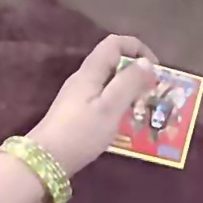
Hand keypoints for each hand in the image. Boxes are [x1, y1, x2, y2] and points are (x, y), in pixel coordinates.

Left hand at [28, 34, 158, 173]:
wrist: (47, 159)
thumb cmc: (82, 132)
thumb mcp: (111, 107)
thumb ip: (129, 82)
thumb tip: (146, 63)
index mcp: (91, 71)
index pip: (115, 43)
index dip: (138, 48)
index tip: (155, 69)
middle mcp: (83, 78)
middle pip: (112, 61)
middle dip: (135, 71)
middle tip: (151, 93)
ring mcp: (77, 94)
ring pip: (108, 80)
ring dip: (128, 87)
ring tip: (141, 107)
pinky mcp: (76, 111)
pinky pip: (102, 96)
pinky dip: (117, 101)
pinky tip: (123, 119)